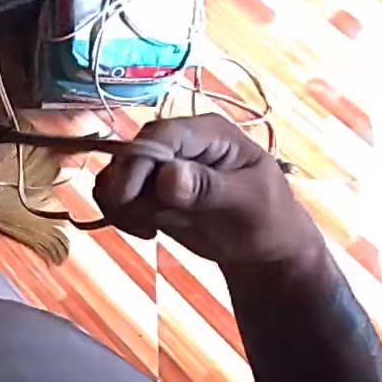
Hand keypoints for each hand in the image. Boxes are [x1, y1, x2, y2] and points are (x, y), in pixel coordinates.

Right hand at [93, 114, 323, 268]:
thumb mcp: (249, 202)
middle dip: (127, 188)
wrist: (263, 249)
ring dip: (122, 205)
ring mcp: (157, 165)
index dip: (137, 160)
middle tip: (143, 221)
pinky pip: (113, 194)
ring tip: (148, 229)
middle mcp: (175, 142)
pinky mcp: (144, 187)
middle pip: (128, 154)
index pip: (159, 135)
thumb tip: (168, 176)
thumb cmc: (268, 220)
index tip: (126, 196)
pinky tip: (146, 231)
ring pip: (114, 174)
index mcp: (206, 132)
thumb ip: (208, 187)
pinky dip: (120, 214)